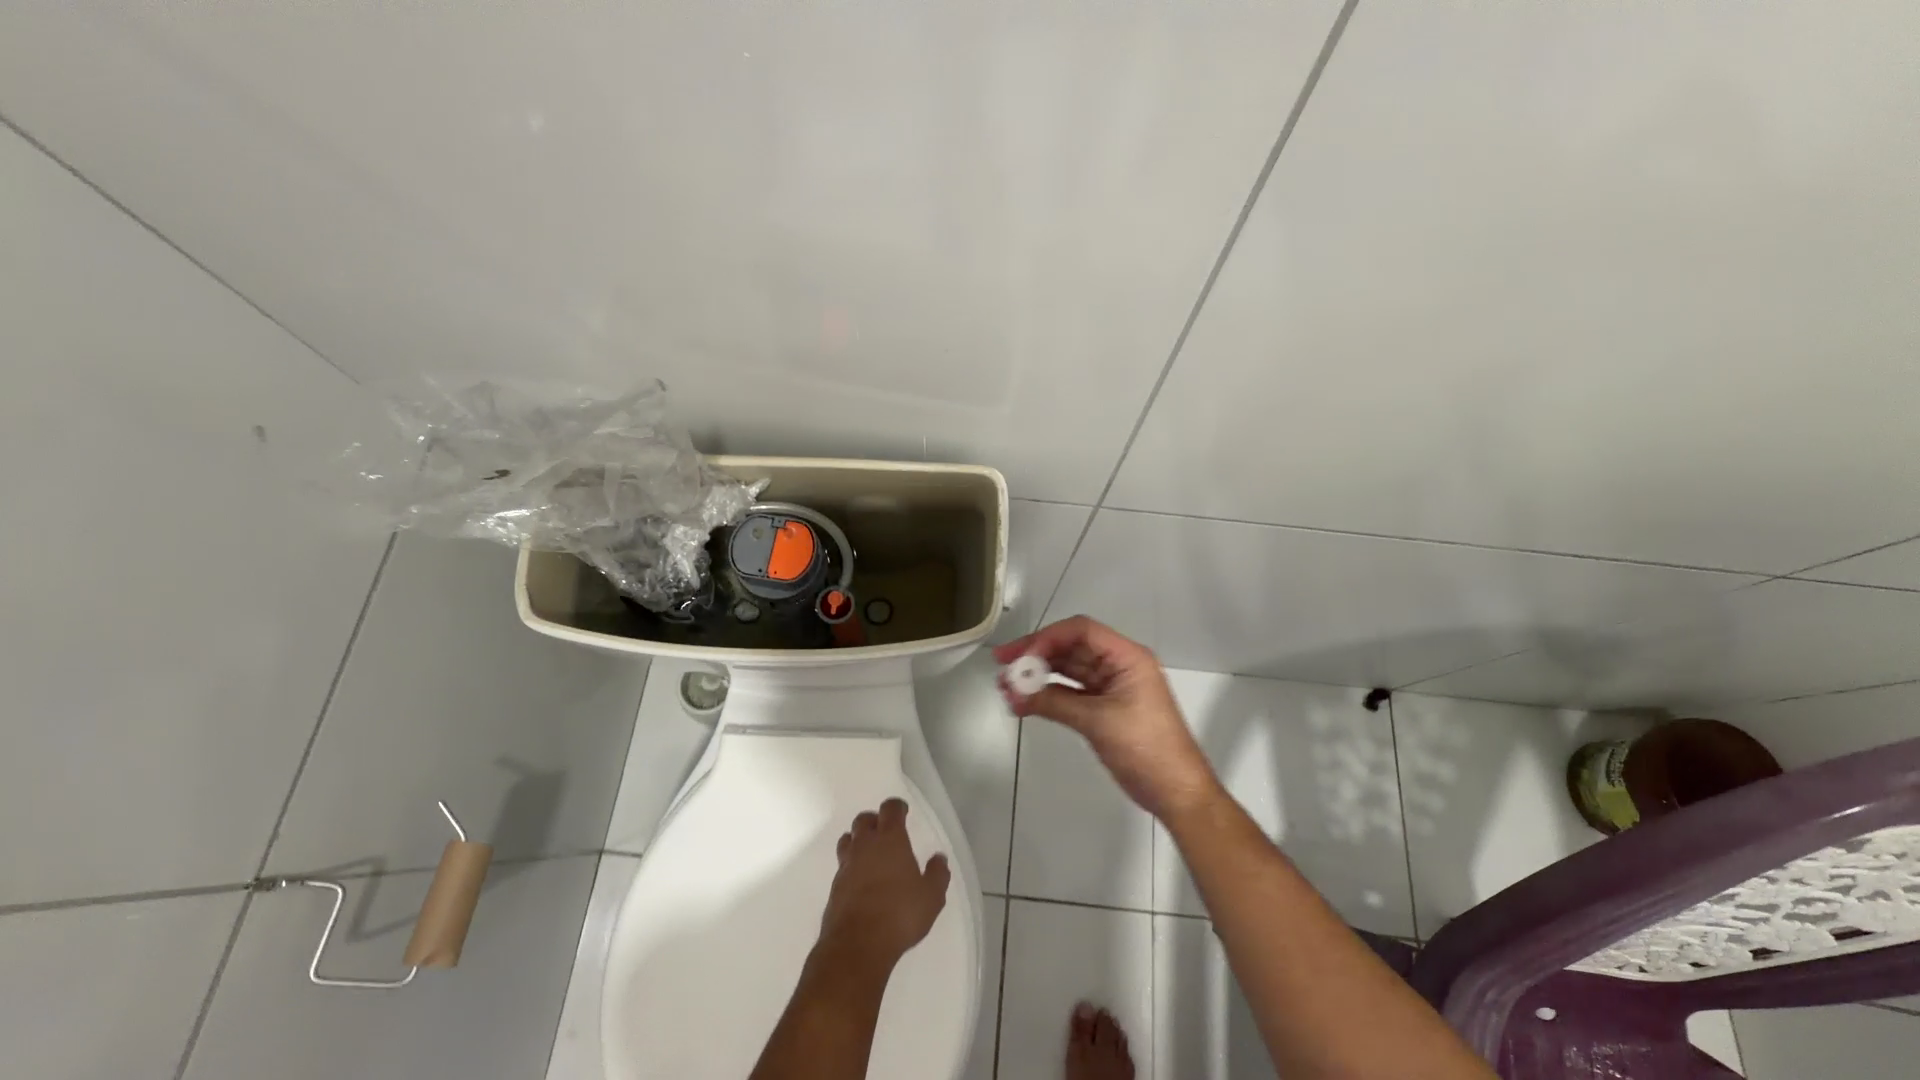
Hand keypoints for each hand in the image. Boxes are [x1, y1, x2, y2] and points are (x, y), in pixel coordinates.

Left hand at [818, 798, 950, 970]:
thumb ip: (937, 874)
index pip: (890, 810)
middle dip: (874, 820)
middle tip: (886, 830)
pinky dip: (852, 866)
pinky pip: (843, 866)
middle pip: (863, 820)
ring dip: (858, 840)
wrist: (858, 944)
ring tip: (870, 852)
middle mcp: (864, 847)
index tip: (903, 810)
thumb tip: (939, 858)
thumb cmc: (900, 914)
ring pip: (848, 840)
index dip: (897, 807)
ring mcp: (846, 866)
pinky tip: (862, 880)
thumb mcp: (931, 897)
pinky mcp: (835, 887)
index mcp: (890, 840)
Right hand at [994, 616, 1220, 821]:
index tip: (1018, 656)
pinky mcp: (1106, 708)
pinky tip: (1025, 702)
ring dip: (1039, 676)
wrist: (1176, 791)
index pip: (1081, 631)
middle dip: (1036, 655)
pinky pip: (1072, 692)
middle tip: (1002, 666)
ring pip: (1069, 670)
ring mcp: (1112, 687)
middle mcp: (1120, 665)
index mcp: (1128, 657)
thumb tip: (1015, 693)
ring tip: (1007, 687)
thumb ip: (1055, 702)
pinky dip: (1049, 695)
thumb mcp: (1098, 722)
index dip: (1046, 638)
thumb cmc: (1147, 749)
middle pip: (1072, 647)